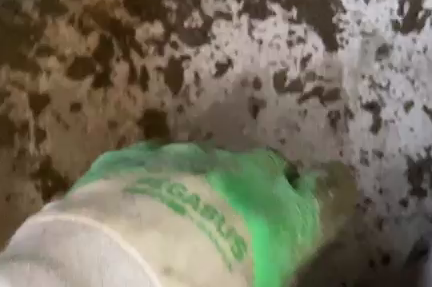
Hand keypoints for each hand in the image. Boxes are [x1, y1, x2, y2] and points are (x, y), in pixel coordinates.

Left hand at [20, 143, 350, 286]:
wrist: (99, 285)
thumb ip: (274, 268)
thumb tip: (268, 265)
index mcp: (283, 214)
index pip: (330, 192)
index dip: (331, 196)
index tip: (331, 198)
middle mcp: (241, 172)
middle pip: (269, 171)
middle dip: (263, 194)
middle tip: (246, 231)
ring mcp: (184, 158)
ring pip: (210, 164)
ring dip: (207, 189)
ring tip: (183, 231)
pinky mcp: (132, 159)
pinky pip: (156, 166)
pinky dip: (157, 186)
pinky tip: (137, 217)